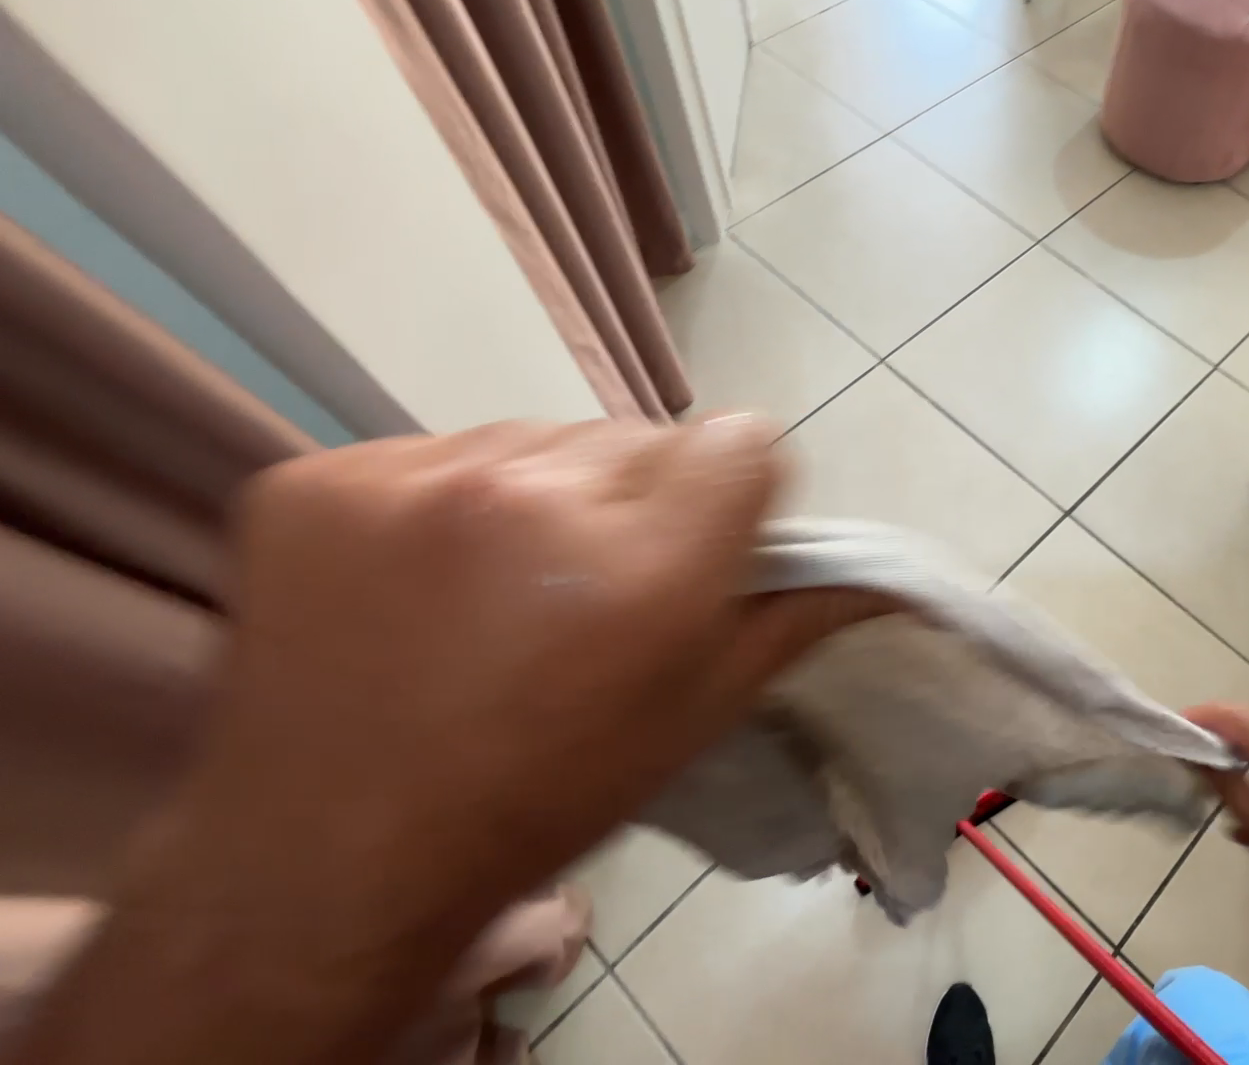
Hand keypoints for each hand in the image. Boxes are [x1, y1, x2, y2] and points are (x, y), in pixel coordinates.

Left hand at [159, 417, 889, 951]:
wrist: (338, 855)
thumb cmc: (557, 787)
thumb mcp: (702, 710)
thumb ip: (799, 617)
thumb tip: (887, 578)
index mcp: (648, 566)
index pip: (744, 440)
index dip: (741, 488)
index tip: (713, 539)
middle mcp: (537, 494)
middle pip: (647, 436)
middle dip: (649, 496)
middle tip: (606, 582)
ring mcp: (413, 475)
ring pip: (547, 439)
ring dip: (554, 494)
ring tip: (513, 583)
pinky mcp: (318, 477)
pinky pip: (440, 453)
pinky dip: (455, 501)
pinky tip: (430, 579)